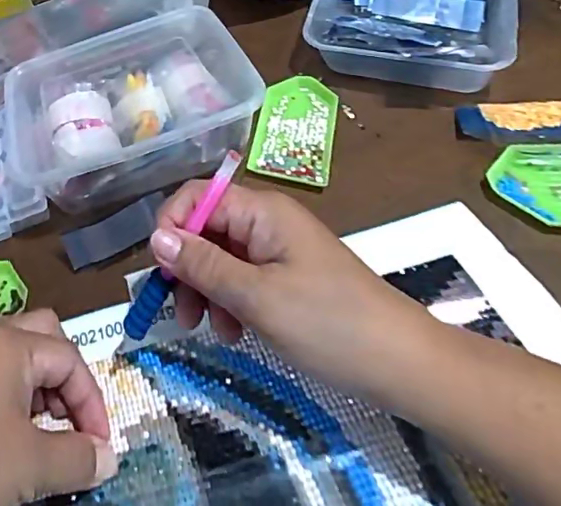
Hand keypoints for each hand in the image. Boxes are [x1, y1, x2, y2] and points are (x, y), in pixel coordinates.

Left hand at [0, 310, 115, 505]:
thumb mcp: (33, 465)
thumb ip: (78, 458)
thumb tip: (108, 458)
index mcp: (13, 343)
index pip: (70, 358)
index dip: (92, 403)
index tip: (101, 449)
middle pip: (45, 337)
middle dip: (68, 378)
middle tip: (74, 423)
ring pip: (21, 356)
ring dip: (44, 390)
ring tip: (48, 437)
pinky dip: (18, 399)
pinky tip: (15, 441)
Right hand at [150, 180, 438, 395]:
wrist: (405, 364)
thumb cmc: (329, 323)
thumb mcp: (256, 297)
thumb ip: (203, 265)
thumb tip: (155, 237)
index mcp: (261, 210)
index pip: (197, 196)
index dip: (172, 225)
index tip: (162, 271)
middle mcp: (267, 219)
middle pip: (206, 228)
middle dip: (188, 268)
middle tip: (182, 315)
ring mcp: (279, 247)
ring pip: (221, 256)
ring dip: (207, 290)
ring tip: (213, 331)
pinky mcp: (288, 274)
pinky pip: (243, 276)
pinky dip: (231, 301)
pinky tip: (235, 332)